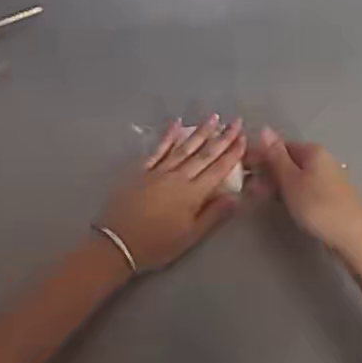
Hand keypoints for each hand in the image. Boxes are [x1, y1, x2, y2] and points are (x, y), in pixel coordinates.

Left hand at [99, 117, 246, 270]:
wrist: (117, 243)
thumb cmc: (157, 245)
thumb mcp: (190, 236)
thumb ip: (214, 214)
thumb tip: (236, 196)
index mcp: (193, 194)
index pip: (218, 169)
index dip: (232, 154)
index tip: (244, 138)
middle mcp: (178, 177)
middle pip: (204, 154)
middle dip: (222, 137)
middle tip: (235, 121)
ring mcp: (158, 171)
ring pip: (183, 147)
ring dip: (200, 132)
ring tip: (213, 118)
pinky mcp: (140, 171)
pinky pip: (158, 149)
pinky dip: (168, 136)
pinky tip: (177, 124)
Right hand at [253, 128, 361, 258]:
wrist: (351, 235)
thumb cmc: (317, 206)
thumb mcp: (290, 180)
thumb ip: (276, 156)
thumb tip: (265, 129)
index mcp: (312, 151)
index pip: (278, 146)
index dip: (258, 156)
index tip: (241, 170)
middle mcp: (321, 159)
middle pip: (287, 160)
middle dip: (266, 172)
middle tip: (248, 189)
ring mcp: (327, 177)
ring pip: (294, 175)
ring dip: (275, 184)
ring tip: (260, 198)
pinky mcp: (329, 193)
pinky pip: (303, 186)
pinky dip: (289, 192)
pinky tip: (282, 203)